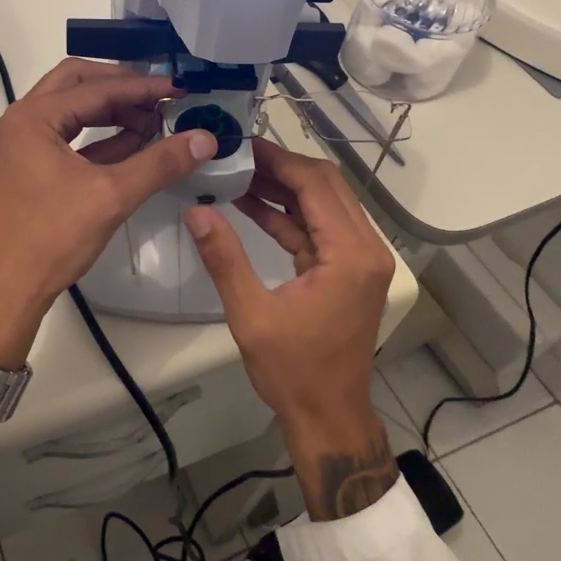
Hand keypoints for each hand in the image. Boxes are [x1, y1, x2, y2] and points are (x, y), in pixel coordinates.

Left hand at [0, 59, 216, 367]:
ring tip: (153, 122)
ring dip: (110, 112)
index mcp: (33, 118)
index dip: (141, 86)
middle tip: (160, 97)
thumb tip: (205, 138)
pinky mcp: (25, 168)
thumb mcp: (111, 196)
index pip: (95, 88)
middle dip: (120, 88)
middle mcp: (21, 121)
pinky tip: (133, 146)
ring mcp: (20, 145)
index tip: (179, 89)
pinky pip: (65, 138)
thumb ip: (160, 162)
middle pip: (76, 85)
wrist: (5, 291)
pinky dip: (98, 138)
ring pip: (70, 111)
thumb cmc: (51, 238)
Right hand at [185, 137, 398, 519]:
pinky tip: (249, 204)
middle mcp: (365, 249)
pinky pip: (318, 229)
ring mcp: (359, 261)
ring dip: (283, 188)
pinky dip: (287, 214)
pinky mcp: (347, 272)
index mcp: (350, 255)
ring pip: (323, 204)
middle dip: (281, 166)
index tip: (241, 143)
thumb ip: (225, 258)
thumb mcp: (252, 314)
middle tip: (236, 154)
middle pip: (326, 186)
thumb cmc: (294, 372)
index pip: (316, 185)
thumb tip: (196, 211)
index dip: (278, 160)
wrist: (328, 417)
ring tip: (237, 173)